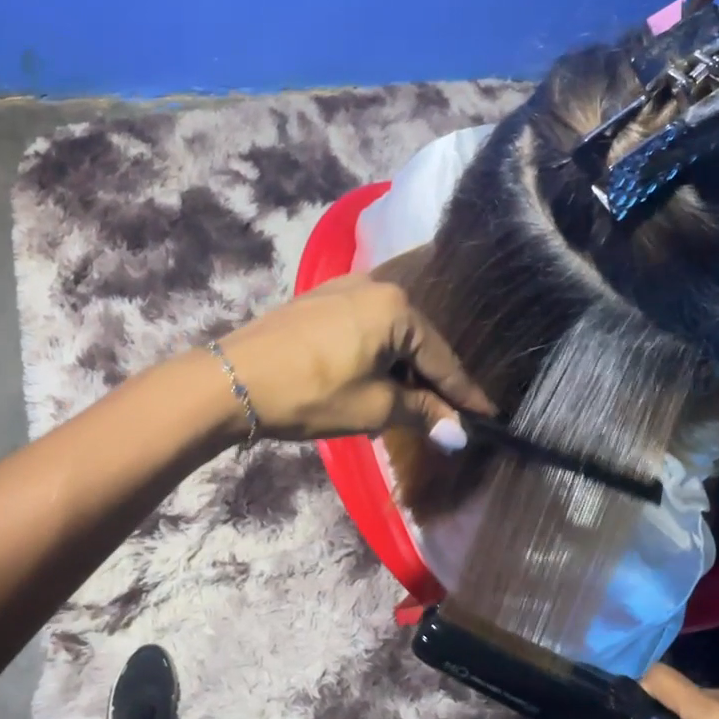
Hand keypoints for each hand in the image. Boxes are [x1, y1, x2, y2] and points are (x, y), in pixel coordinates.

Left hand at [214, 275, 494, 442]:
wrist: (231, 381)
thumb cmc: (312, 393)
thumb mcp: (374, 408)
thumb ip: (422, 413)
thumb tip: (459, 432)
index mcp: (396, 307)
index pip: (442, 359)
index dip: (464, 393)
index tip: (488, 415)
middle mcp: (375, 285)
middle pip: (417, 342)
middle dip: (430, 382)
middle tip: (445, 417)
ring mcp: (343, 288)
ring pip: (389, 335)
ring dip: (399, 370)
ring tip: (405, 407)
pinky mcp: (319, 299)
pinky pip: (364, 328)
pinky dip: (375, 356)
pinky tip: (372, 382)